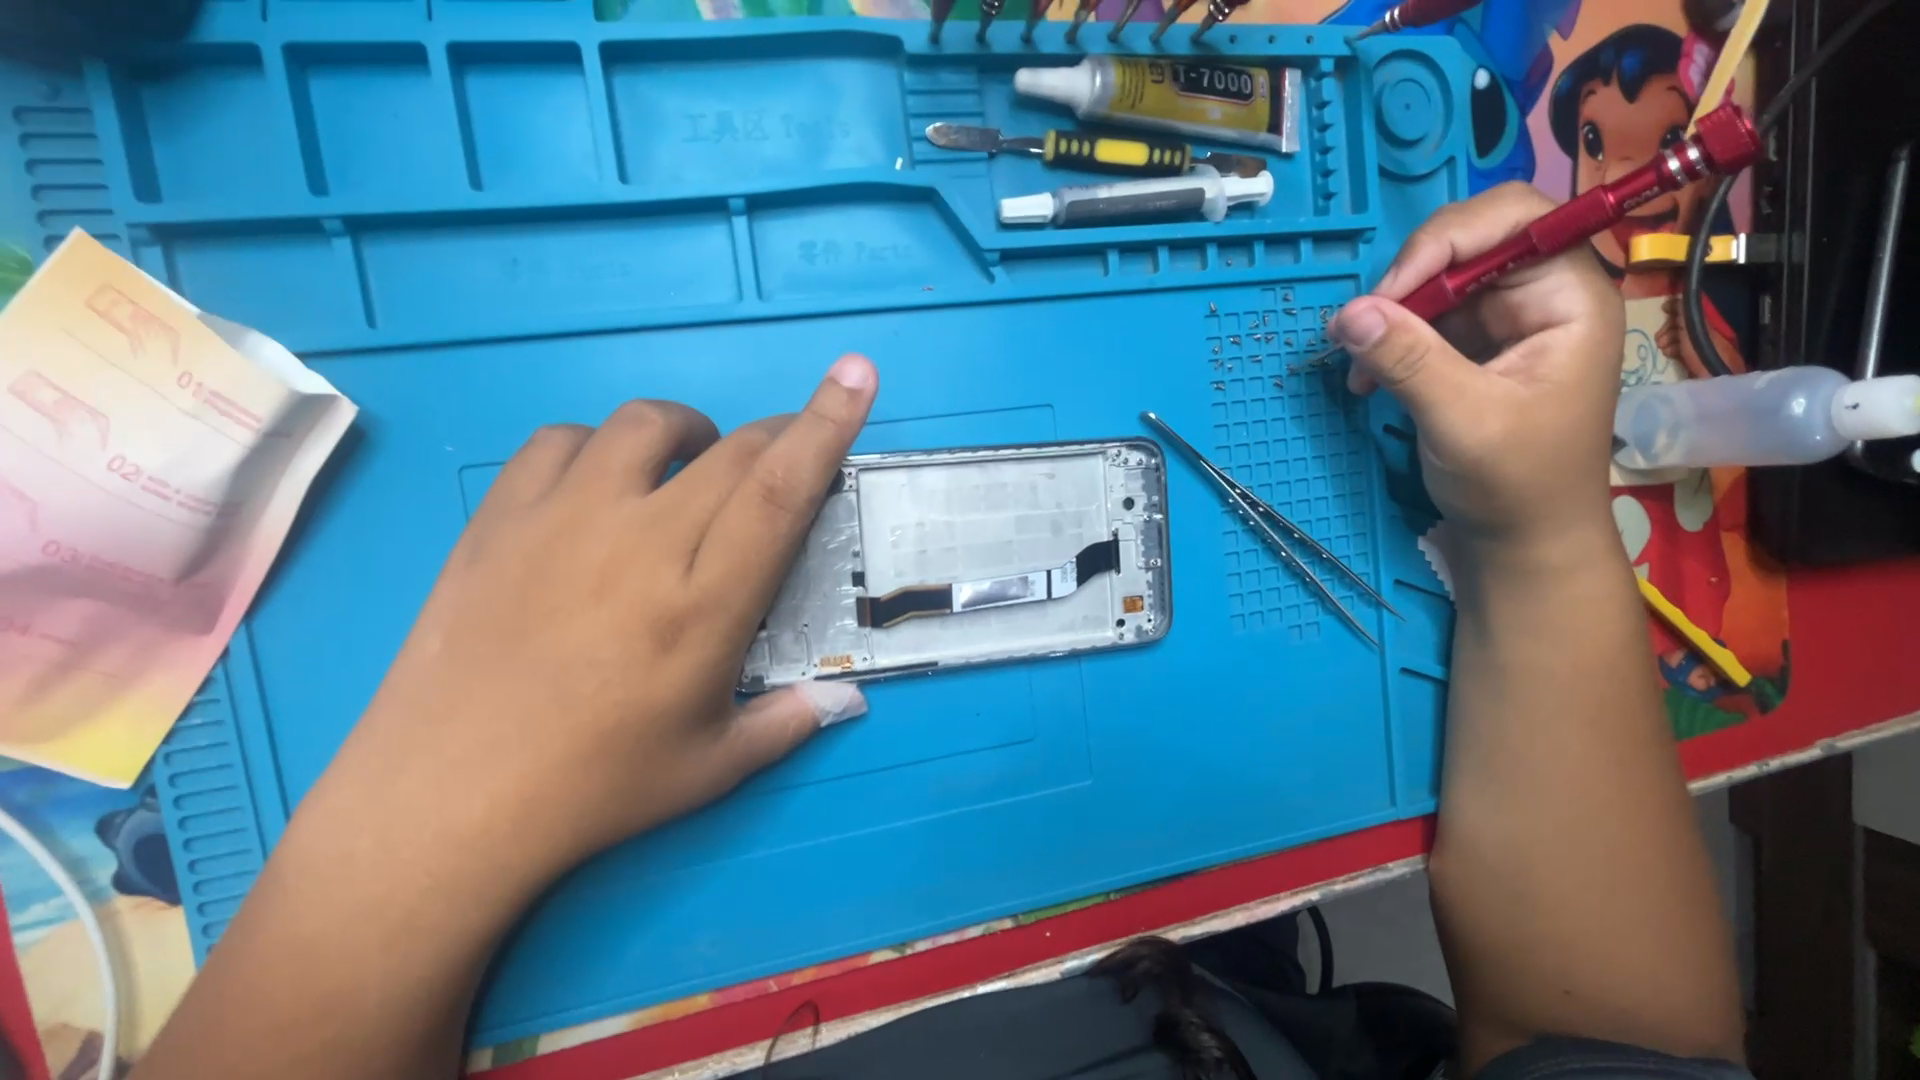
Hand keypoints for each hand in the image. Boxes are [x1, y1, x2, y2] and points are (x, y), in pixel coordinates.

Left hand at [302, 354, 879, 890]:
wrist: (445, 798)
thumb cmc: (595, 786)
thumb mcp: (713, 767)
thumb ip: (792, 720)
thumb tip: (850, 699)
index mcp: (705, 602)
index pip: (779, 491)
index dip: (825, 426)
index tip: (855, 373)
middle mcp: (642, 542)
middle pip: (730, 451)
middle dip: (779, 431)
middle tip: (789, 450)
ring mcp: (564, 520)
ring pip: (644, 425)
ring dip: (690, 433)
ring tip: (692, 468)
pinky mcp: (501, 519)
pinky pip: (559, 442)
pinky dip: (598, 446)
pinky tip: (601, 484)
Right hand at [1333, 182, 1625, 552]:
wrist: (1522, 538)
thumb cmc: (1514, 483)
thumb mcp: (1461, 420)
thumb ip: (1408, 360)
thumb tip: (1347, 313)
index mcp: (1568, 299)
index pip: (1513, 221)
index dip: (1445, 241)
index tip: (1388, 295)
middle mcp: (1540, 296)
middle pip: (1469, 243)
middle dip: (1409, 280)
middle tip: (1365, 327)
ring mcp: (1505, 321)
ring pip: (1438, 281)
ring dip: (1390, 315)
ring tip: (1359, 365)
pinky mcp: (1473, 347)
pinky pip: (1424, 318)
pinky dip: (1389, 340)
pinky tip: (1366, 377)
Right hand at [1660, 295, 1746, 380]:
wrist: (1714, 378)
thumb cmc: (1704, 353)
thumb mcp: (1695, 331)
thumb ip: (1686, 316)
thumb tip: (1678, 297)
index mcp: (1706, 322)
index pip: (1690, 309)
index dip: (1676, 307)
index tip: (1662, 308)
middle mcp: (1703, 331)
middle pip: (1682, 323)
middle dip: (1668, 328)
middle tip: (1659, 338)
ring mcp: (1698, 344)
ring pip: (1678, 337)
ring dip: (1667, 340)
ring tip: (1662, 348)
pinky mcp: (1693, 357)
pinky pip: (1678, 349)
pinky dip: (1671, 350)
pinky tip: (1668, 355)